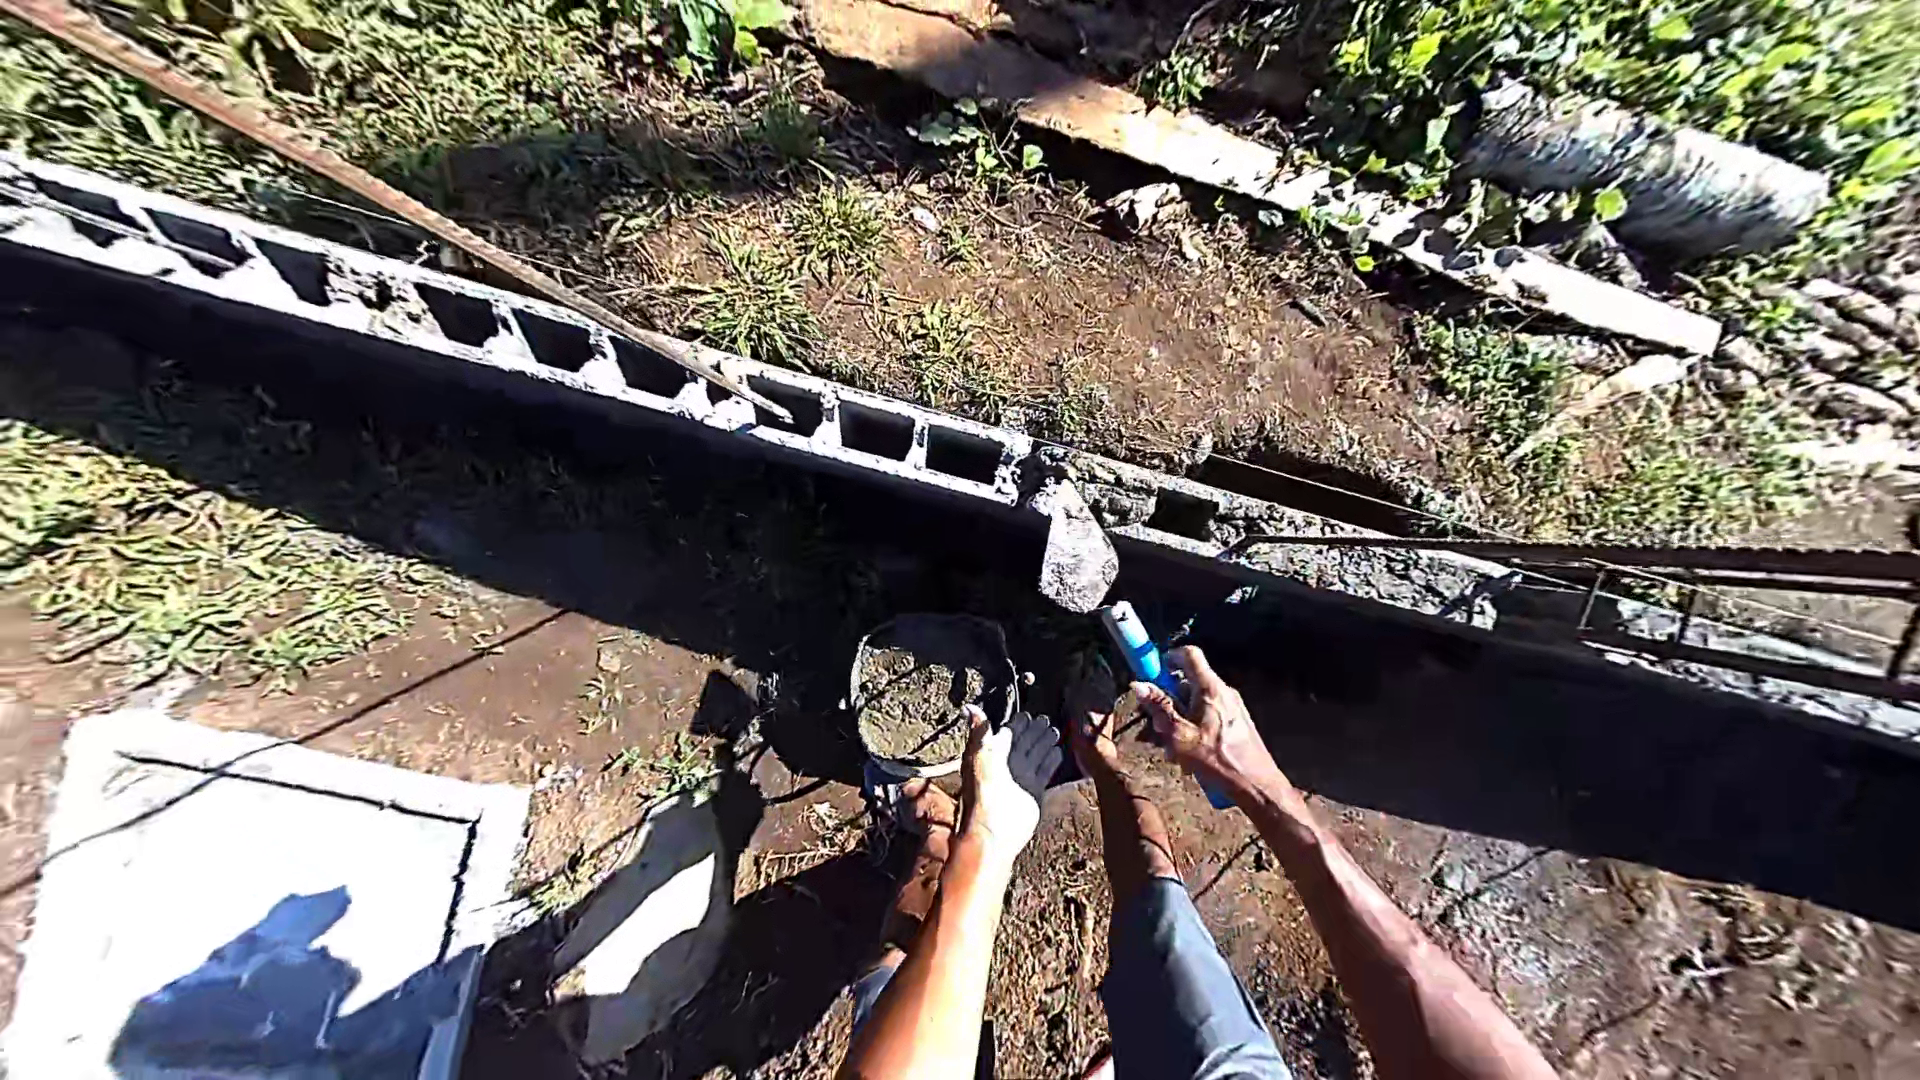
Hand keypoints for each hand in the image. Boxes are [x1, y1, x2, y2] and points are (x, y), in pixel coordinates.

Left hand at [959, 707, 1060, 864]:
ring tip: (1054, 730)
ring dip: (1044, 742)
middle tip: (1045, 718)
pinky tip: (1058, 751)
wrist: (993, 826)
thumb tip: (969, 707)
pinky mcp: (1035, 791)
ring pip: (1036, 754)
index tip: (1027, 714)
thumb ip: (979, 730)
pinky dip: (1052, 761)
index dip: (1017, 724)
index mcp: (993, 753)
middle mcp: (1008, 764)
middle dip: (1034, 731)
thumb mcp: (979, 753)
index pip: (1008, 733)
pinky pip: (1045, 772)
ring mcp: (1022, 778)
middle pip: (1025, 742)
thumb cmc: (982, 789)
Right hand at [1132, 646, 1283, 805]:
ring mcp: (1231, 706)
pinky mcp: (1234, 721)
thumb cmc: (1218, 760)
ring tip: (1170, 745)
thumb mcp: (1179, 734)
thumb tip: (1138, 684)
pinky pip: (1206, 713)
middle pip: (1187, 682)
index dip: (1168, 657)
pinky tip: (1186, 751)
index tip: (1153, 673)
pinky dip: (1192, 725)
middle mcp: (1223, 691)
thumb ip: (1159, 707)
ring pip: (1195, 701)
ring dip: (1177, 717)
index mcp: (1210, 688)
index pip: (1189, 654)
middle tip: (1155, 722)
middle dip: (1167, 699)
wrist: (1257, 786)